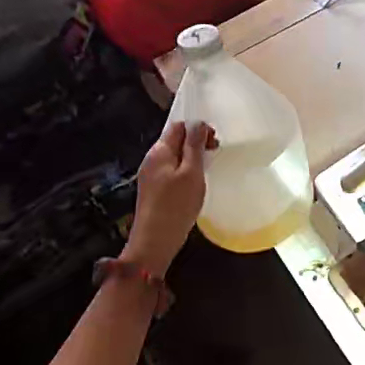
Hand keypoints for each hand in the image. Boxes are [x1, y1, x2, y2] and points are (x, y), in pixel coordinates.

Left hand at [123, 121, 216, 275]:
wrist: (155, 240)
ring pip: (174, 156)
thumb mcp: (192, 172)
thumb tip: (197, 123)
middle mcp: (152, 158)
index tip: (214, 142)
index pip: (178, 126)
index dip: (198, 128)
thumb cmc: (177, 204)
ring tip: (206, 169)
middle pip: (175, 139)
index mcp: (160, 150)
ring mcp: (150, 174)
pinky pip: (171, 170)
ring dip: (191, 157)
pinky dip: (184, 170)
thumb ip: (194, 145)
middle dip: (196, 142)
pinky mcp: (153, 189)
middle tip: (213, 154)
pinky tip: (194, 183)